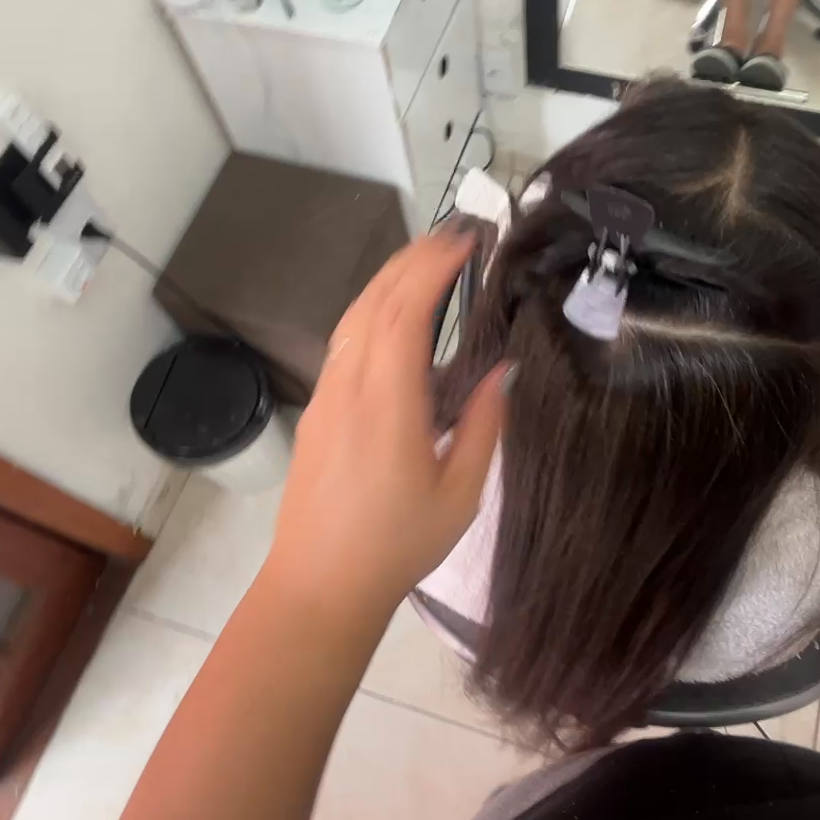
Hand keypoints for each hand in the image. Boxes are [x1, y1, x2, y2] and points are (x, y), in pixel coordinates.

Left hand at [262, 229, 509, 612]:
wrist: (319, 582)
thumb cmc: (396, 545)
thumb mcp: (459, 494)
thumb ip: (485, 426)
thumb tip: (503, 371)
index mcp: (388, 403)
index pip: (406, 312)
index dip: (434, 266)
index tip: (465, 239)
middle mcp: (349, 387)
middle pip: (374, 302)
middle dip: (412, 259)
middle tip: (452, 236)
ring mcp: (326, 397)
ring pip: (352, 318)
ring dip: (387, 280)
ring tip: (425, 262)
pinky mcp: (316, 412)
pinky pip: (342, 343)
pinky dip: (370, 311)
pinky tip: (390, 316)